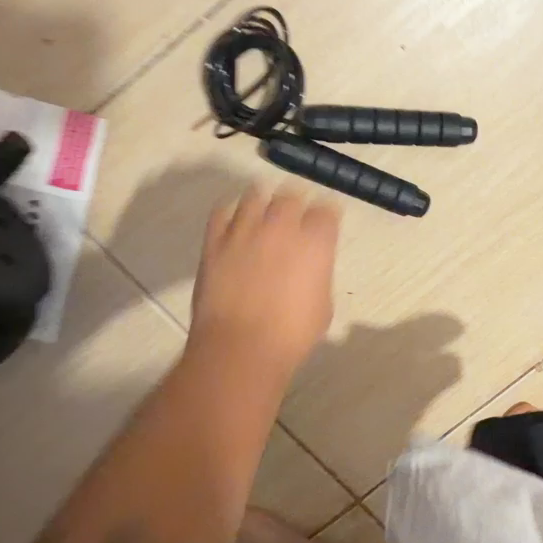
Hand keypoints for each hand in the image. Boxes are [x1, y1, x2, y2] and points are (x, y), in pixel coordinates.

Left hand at [188, 186, 339, 381]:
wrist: (240, 347)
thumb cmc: (291, 336)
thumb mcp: (322, 306)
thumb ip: (317, 276)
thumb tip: (308, 269)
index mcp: (315, 243)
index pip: (326, 210)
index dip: (327, 215)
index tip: (325, 222)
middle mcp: (281, 227)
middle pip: (290, 195)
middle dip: (295, 203)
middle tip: (294, 216)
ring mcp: (245, 230)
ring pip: (255, 195)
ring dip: (263, 201)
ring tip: (262, 212)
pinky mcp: (215, 240)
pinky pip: (222, 212)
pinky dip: (230, 213)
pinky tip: (234, 223)